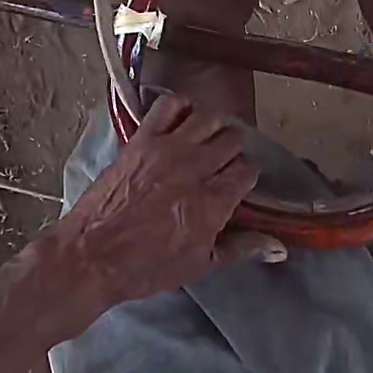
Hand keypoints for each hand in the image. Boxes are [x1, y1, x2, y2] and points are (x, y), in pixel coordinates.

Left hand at [55, 94, 283, 315]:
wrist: (93, 254)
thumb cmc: (146, 266)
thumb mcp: (199, 264)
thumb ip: (240, 247)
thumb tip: (279, 246)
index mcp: (214, 201)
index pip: (247, 170)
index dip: (246, 174)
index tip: (237, 180)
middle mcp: (195, 168)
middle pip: (231, 139)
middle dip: (232, 148)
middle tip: (222, 158)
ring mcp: (167, 149)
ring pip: (207, 118)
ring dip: (212, 125)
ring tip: (205, 137)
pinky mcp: (140, 139)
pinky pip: (168, 105)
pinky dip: (180, 106)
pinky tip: (181, 119)